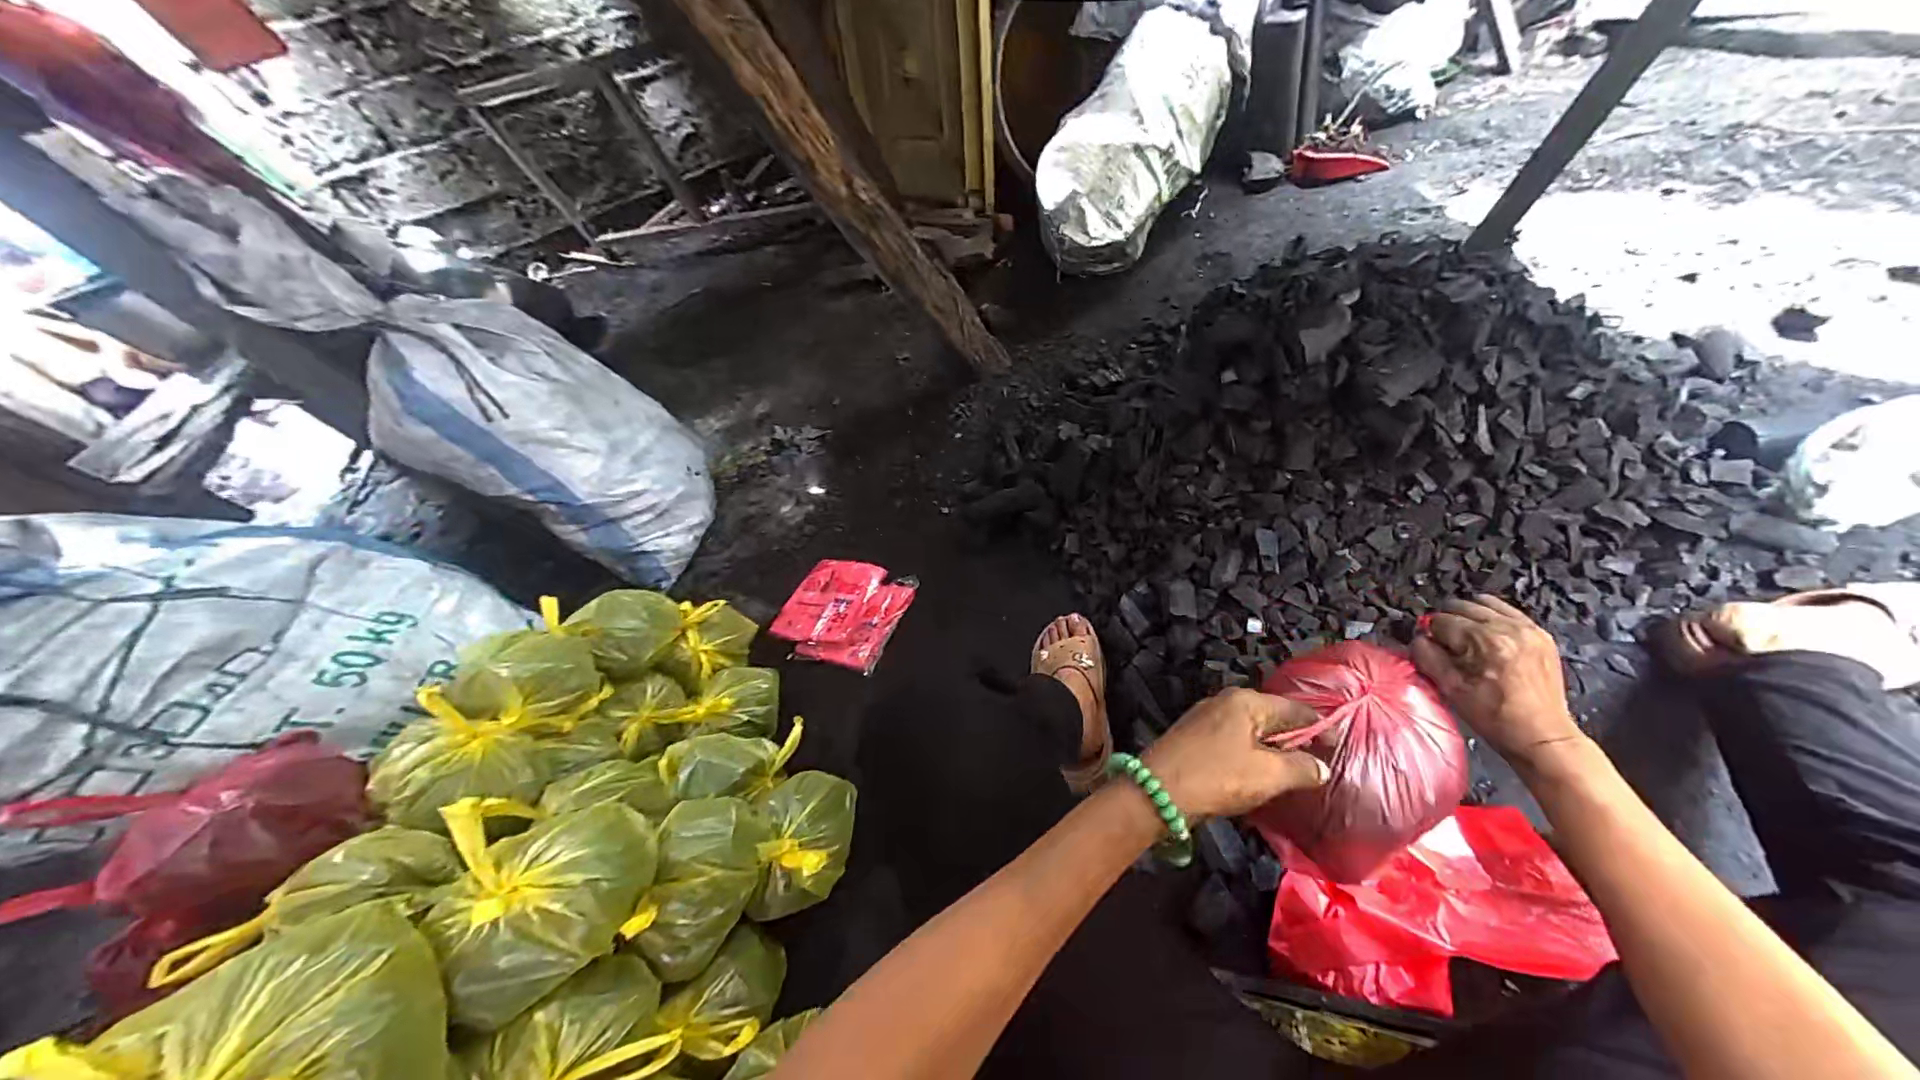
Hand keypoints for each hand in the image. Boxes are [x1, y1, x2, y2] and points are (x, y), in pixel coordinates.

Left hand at [1142, 689, 1329, 818]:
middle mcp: (1225, 701)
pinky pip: (1233, 742)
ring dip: (1271, 750)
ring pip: (1251, 731)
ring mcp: (1206, 717)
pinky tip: (1257, 775)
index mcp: (1246, 701)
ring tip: (1293, 774)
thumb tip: (1321, 766)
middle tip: (1318, 764)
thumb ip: (1302, 768)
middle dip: (1295, 739)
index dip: (1320, 728)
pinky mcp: (1194, 737)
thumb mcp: (1268, 775)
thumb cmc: (1216, 777)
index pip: (1296, 709)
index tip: (1339, 748)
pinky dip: (1249, 755)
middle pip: (1272, 717)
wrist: (1156, 791)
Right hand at [1412, 594, 1583, 766]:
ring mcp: (1528, 630)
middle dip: (1446, 622)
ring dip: (1467, 616)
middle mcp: (1509, 628)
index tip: (1431, 649)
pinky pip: (1507, 610)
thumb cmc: (1494, 717)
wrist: (1542, 735)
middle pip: (1461, 606)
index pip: (1440, 620)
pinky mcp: (1540, 635)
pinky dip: (1490, 617)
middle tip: (1445, 643)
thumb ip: (1427, 656)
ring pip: (1484, 603)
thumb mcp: (1449, 688)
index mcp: (1485, 641)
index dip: (1430, 634)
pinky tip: (1485, 636)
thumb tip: (1419, 638)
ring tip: (1464, 638)